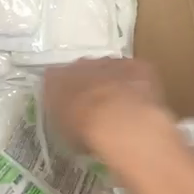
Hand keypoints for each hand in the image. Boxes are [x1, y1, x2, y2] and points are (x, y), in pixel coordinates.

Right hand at [41, 58, 172, 156]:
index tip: (69, 107)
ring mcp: (110, 63)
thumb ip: (63, 117)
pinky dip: (136, 84)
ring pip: (109, 70)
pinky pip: (134, 74)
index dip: (63, 94)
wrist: (119, 121)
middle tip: (95, 108)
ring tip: (119, 108)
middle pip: (83, 71)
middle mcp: (81, 65)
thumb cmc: (83, 129)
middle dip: (88, 86)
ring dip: (112, 84)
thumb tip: (69, 118)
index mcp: (56, 78)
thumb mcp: (62, 130)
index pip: (55, 80)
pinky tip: (139, 103)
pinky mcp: (138, 66)